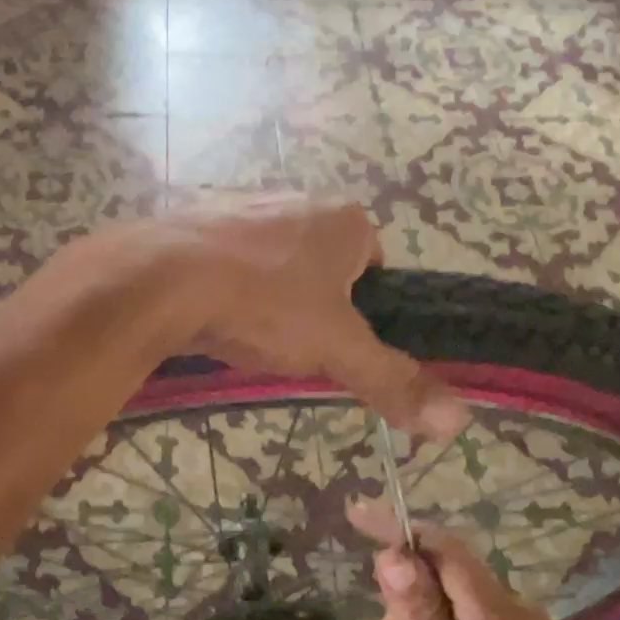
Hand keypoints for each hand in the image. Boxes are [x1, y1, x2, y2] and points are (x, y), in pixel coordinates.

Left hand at [129, 193, 467, 438]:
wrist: (162, 279)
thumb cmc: (264, 306)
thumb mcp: (337, 349)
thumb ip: (394, 380)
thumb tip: (457, 421)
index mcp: (345, 219)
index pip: (373, 265)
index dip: (361, 309)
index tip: (337, 343)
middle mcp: (299, 198)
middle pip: (321, 263)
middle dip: (312, 304)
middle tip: (291, 345)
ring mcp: (244, 204)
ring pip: (272, 261)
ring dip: (267, 295)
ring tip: (247, 334)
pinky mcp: (197, 219)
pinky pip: (226, 259)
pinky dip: (225, 286)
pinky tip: (209, 315)